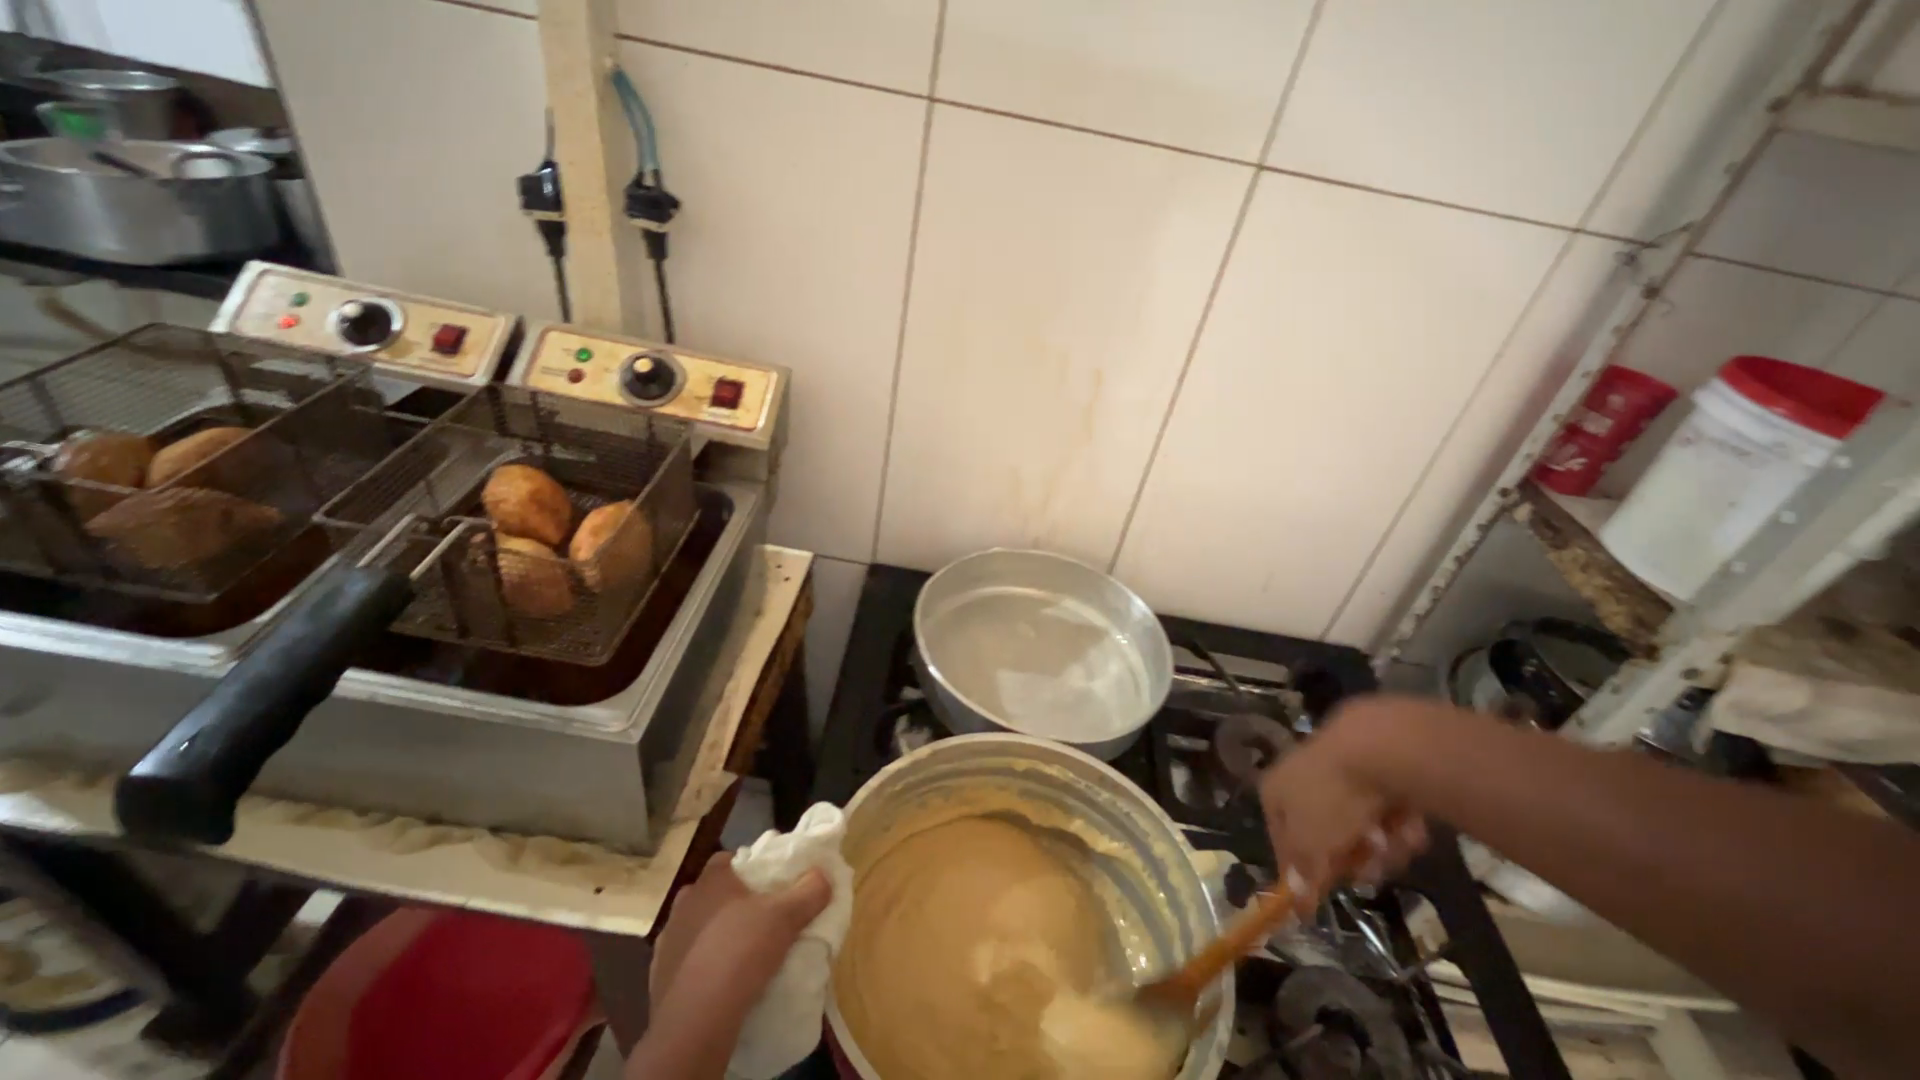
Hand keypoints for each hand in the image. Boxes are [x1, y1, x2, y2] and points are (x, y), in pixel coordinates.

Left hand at [650, 854, 832, 1021]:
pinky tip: (718, 980)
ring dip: (712, 934)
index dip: (746, 868)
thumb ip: (810, 890)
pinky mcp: (659, 973)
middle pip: (710, 893)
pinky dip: (699, 964)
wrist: (697, 1016)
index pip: (726, 859)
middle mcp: (684, 903)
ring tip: (739, 953)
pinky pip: (684, 960)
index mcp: (711, 882)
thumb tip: (822, 874)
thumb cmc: (741, 952)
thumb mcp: (787, 917)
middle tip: (757, 918)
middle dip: (730, 902)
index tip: (766, 884)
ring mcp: (668, 939)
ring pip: (695, 926)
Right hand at [1259, 697, 1428, 892]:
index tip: (1321, 897)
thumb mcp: (1311, 847)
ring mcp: (1341, 768)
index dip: (1300, 872)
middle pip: (1328, 835)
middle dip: (1354, 858)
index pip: (1281, 840)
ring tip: (1398, 843)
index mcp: (1275, 791)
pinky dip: (1399, 821)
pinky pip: (1386, 806)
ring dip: (1383, 845)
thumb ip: (1303, 876)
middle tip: (1372, 868)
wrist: (1379, 747)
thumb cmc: (1331, 798)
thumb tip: (1297, 902)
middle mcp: (1302, 776)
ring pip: (1362, 825)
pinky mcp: (1377, 763)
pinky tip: (1411, 824)